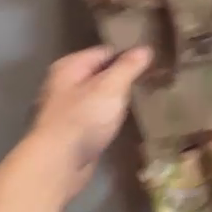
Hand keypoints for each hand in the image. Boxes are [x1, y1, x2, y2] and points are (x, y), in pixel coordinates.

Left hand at [28, 45, 152, 194]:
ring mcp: (65, 108)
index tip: (153, 63)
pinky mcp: (71, 130)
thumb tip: (145, 49)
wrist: (58, 163)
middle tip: (151, 81)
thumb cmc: (83, 119)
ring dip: (116, 99)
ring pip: (97, 96)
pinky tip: (122, 121)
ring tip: (142, 100)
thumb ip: (128, 67)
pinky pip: (94, 115)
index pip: (106, 52)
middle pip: (100, 73)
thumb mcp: (111, 87)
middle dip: (123, 77)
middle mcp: (63, 83)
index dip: (129, 55)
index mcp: (69, 66)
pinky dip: (108, 116)